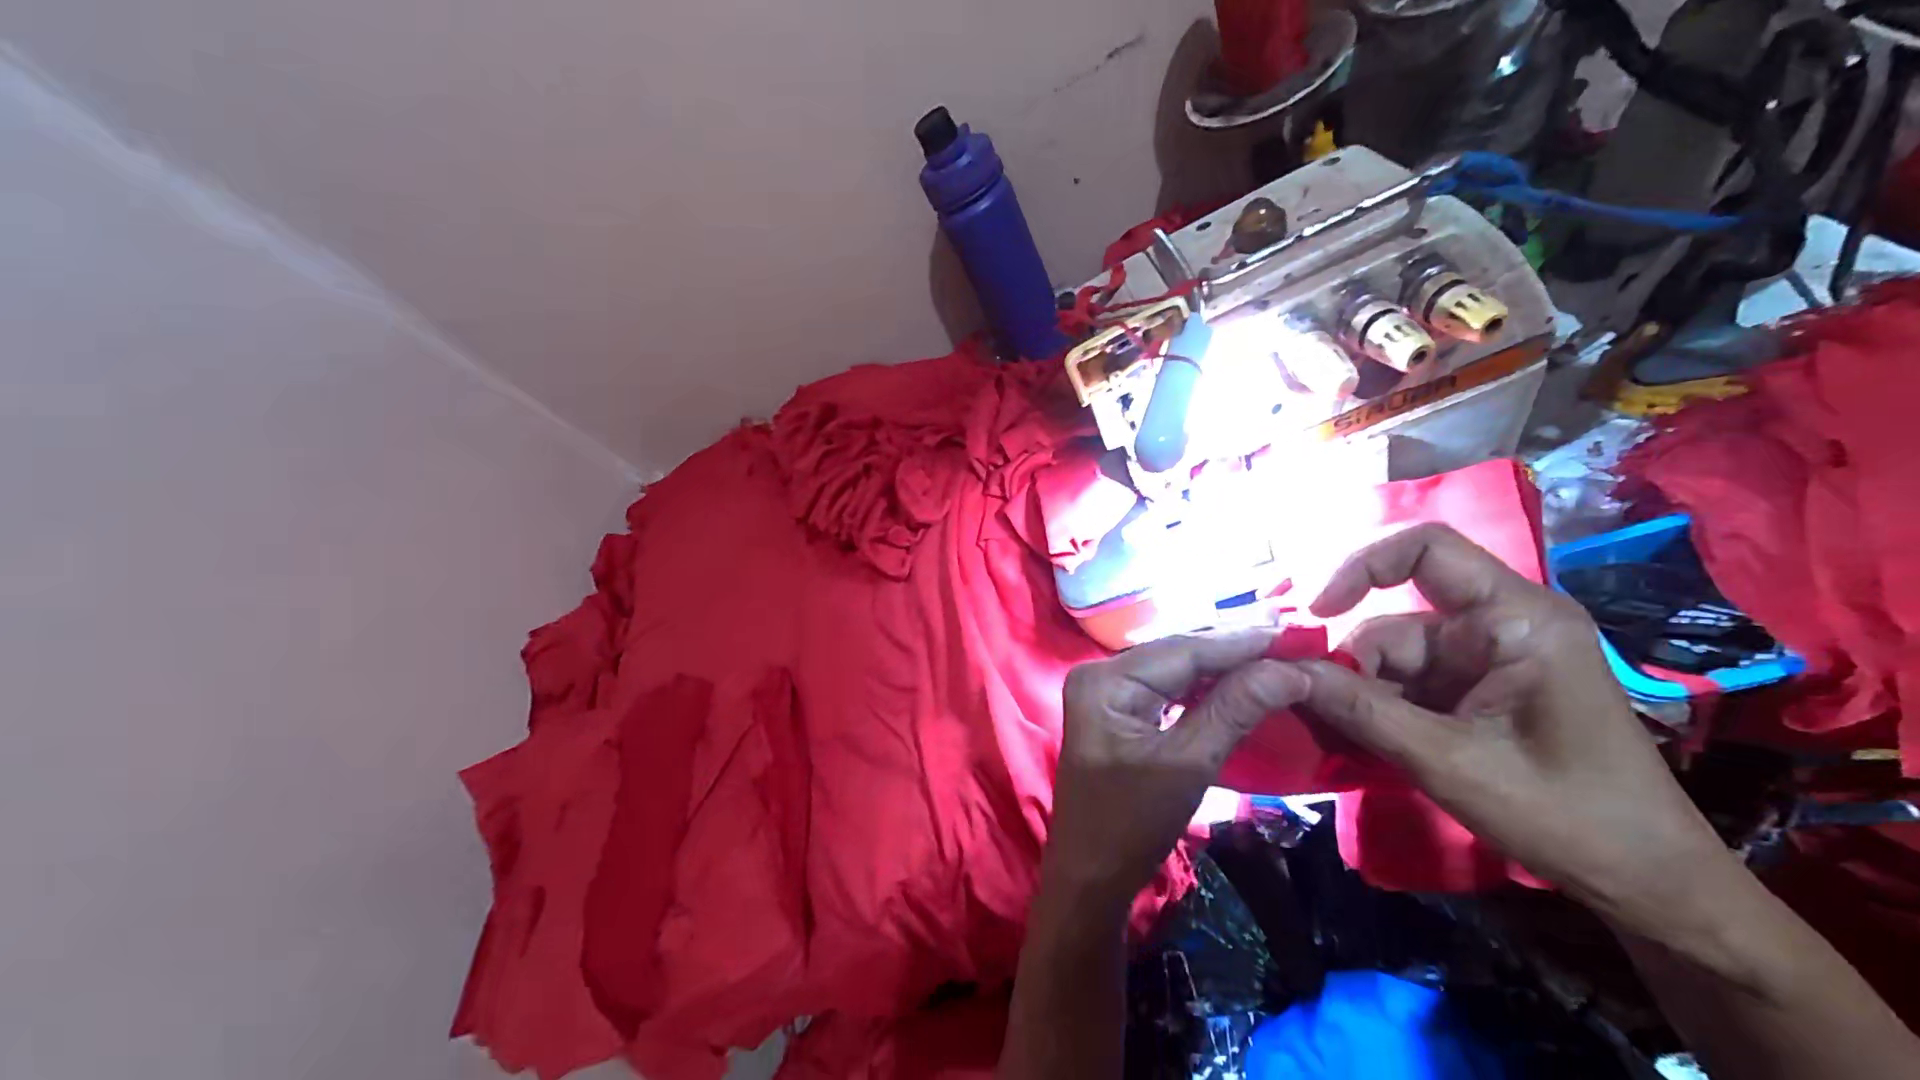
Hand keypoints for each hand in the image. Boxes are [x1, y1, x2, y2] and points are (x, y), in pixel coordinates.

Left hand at [1051, 633, 1307, 904]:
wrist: (1091, 874)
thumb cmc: (1132, 823)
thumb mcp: (1188, 764)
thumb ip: (1234, 710)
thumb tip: (1289, 669)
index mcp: (1106, 680)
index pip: (1182, 649)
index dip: (1241, 642)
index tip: (1296, 632)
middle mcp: (1100, 673)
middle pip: (1177, 653)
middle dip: (1235, 649)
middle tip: (1293, 638)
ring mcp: (1106, 690)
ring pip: (1174, 668)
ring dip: (1223, 664)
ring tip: (1277, 652)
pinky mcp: (1116, 709)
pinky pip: (1167, 687)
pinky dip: (1204, 685)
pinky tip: (1239, 679)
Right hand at [1291, 524, 1733, 933]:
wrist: (1649, 886)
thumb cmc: (1568, 816)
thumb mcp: (1451, 763)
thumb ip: (1362, 712)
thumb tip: (1280, 673)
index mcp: (1516, 619)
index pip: (1425, 548)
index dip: (1360, 566)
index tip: (1315, 613)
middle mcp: (1497, 625)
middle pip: (1395, 620)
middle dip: (1350, 665)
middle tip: (1308, 709)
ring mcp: (1485, 660)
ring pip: (1390, 658)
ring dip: (1357, 696)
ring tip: (1329, 739)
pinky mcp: (1475, 692)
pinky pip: (1404, 684)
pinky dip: (1374, 709)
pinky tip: (1353, 743)